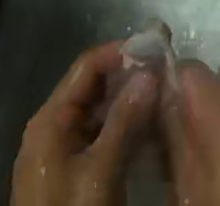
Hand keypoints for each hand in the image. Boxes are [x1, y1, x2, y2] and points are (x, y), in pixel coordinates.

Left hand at [13, 42, 158, 205]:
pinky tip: (153, 124)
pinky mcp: (74, 170)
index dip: (122, 51)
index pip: (88, 66)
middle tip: (169, 67)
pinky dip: (126, 124)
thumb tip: (151, 72)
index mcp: (50, 120)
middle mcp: (54, 127)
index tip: (159, 47)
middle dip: (131, 74)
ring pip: (101, 109)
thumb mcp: (100, 172)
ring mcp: (63, 150)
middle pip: (94, 85)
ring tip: (167, 91)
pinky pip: (102, 133)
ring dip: (132, 99)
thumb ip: (125, 120)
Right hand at [160, 60, 219, 205]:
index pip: (186, 68)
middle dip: (191, 105)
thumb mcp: (184, 180)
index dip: (167, 84)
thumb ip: (171, 131)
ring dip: (217, 115)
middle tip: (173, 141)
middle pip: (211, 81)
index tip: (152, 110)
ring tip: (205, 153)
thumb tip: (157, 94)